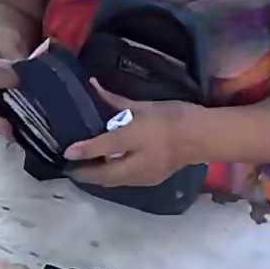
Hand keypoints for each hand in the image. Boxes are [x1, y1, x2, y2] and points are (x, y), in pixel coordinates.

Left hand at [65, 82, 199, 187]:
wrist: (203, 137)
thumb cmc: (174, 116)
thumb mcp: (144, 106)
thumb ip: (116, 101)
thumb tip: (93, 85)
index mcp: (139, 137)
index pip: (106, 145)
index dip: (85, 149)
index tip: (66, 152)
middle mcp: (141, 160)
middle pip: (106, 174)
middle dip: (84, 174)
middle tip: (68, 167)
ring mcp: (146, 175)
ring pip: (113, 182)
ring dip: (95, 178)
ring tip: (79, 170)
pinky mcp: (150, 181)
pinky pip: (123, 183)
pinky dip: (109, 178)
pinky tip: (101, 171)